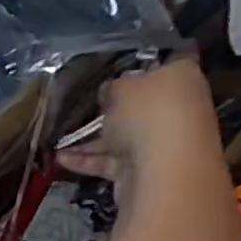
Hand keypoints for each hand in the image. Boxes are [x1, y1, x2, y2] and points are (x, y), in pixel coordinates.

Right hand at [56, 57, 215, 182]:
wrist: (161, 167)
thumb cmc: (149, 112)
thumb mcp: (123, 88)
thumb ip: (114, 87)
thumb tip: (111, 90)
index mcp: (181, 78)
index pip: (163, 68)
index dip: (139, 71)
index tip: (114, 77)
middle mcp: (175, 110)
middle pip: (140, 108)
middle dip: (111, 112)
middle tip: (85, 110)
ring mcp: (158, 144)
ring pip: (121, 138)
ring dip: (90, 141)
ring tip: (59, 141)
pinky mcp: (140, 172)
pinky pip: (110, 162)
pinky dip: (87, 161)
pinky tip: (61, 160)